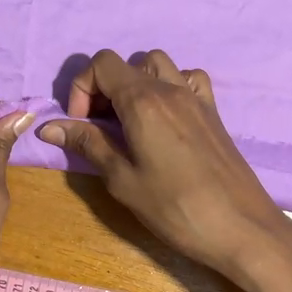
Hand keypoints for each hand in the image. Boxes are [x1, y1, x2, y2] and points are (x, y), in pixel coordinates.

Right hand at [36, 49, 291, 285]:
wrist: (242, 228)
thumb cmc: (176, 208)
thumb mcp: (122, 180)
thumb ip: (88, 145)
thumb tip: (49, 127)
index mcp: (143, 100)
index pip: (102, 63)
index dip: (82, 87)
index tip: (81, 124)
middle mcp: (170, 88)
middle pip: (128, 63)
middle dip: (105, 88)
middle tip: (100, 127)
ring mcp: (196, 97)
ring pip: (158, 65)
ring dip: (136, 82)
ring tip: (130, 120)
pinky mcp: (213, 112)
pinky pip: (187, 79)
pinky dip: (169, 86)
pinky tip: (165, 119)